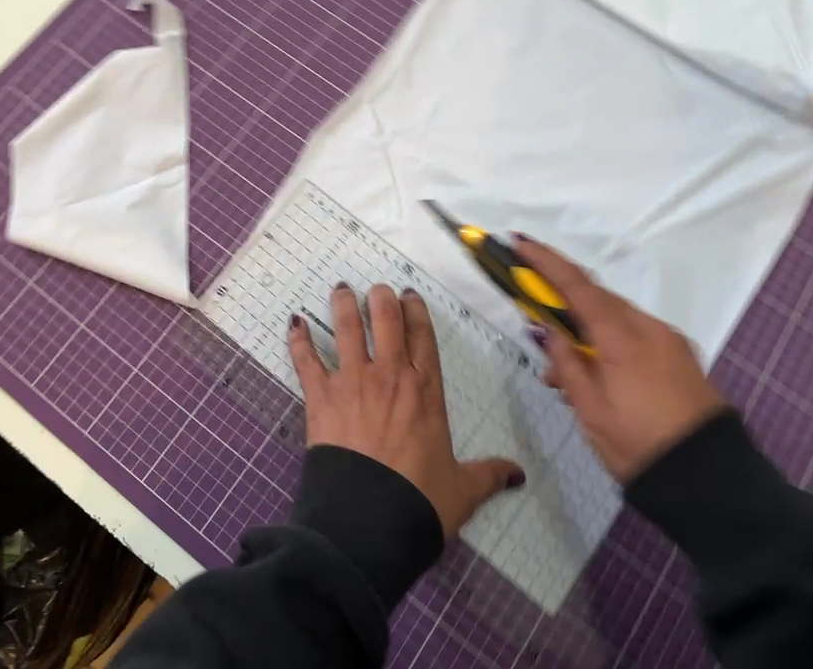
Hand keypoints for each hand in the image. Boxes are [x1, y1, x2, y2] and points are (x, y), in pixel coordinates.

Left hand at [288, 284, 524, 537]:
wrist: (370, 521)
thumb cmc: (420, 502)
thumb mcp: (463, 489)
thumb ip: (489, 475)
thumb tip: (518, 475)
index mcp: (426, 389)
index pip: (423, 336)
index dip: (416, 310)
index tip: (409, 294)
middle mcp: (390, 376)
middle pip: (387, 321)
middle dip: (382, 298)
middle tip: (377, 289)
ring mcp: (353, 382)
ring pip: (348, 329)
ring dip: (344, 306)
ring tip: (341, 289)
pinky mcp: (320, 398)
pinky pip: (307, 361)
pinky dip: (299, 341)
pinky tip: (294, 324)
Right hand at [517, 238, 727, 483]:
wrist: (712, 482)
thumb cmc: (640, 447)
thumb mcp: (591, 411)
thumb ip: (567, 365)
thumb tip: (548, 331)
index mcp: (623, 339)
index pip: (578, 287)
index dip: (546, 262)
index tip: (520, 242)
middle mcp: (650, 329)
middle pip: (598, 299)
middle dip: (563, 304)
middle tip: (536, 327)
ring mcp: (670, 341)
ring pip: (616, 319)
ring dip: (587, 331)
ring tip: (564, 374)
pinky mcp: (681, 357)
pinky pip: (636, 336)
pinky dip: (610, 344)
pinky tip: (597, 376)